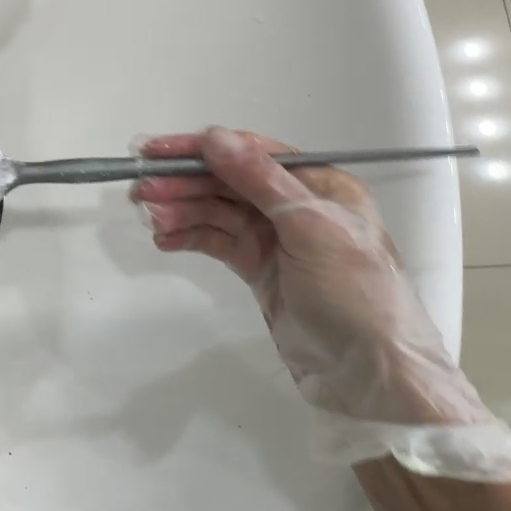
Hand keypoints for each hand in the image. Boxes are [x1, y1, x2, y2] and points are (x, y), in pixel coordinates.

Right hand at [132, 127, 510, 481]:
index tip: (153, 152)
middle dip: (181, 185)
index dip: (199, 149)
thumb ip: (260, 180)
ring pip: (213, 210)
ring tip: (153, 222)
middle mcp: (295, 204)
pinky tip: (166, 240)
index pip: (249, 153)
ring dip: (180, 211)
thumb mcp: (312, 229)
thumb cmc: (355, 295)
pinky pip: (213, 239)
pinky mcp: (257, 265)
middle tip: (141, 193)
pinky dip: (187, 236)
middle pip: (224, 181)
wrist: (369, 374)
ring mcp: (274, 236)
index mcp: (320, 185)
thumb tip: (213, 136)